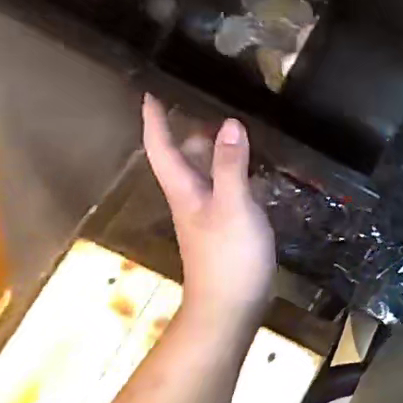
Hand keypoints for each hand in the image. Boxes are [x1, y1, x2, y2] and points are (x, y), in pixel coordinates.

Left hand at [141, 95, 275, 320]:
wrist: (230, 308)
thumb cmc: (229, 256)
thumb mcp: (234, 206)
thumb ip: (232, 166)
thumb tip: (228, 124)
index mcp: (186, 192)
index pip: (162, 149)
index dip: (155, 122)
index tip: (151, 94)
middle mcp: (191, 201)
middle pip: (181, 160)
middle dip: (187, 132)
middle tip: (205, 106)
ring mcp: (208, 217)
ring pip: (203, 176)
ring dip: (212, 153)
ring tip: (232, 131)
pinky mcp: (226, 230)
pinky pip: (223, 191)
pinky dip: (232, 174)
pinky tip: (251, 173)